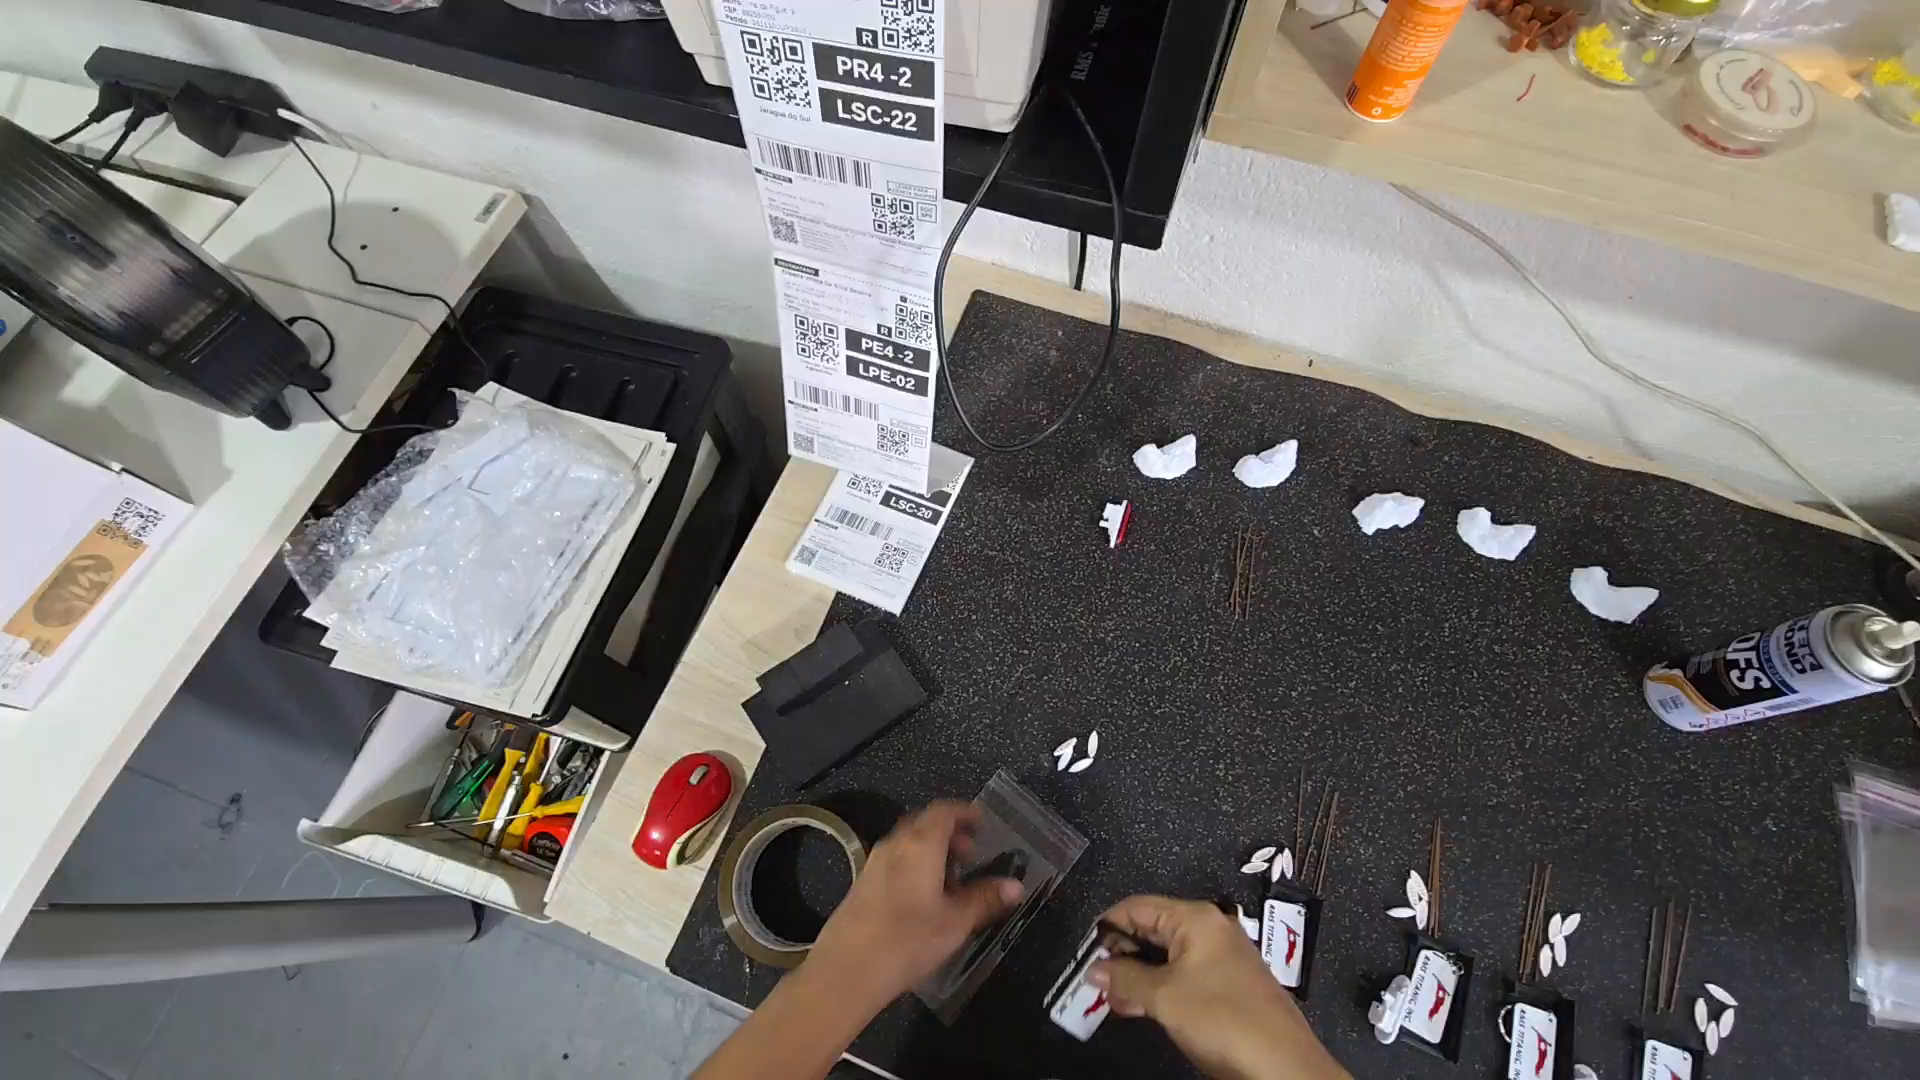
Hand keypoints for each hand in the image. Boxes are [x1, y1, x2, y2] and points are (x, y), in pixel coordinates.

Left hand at [801, 800, 1024, 1010]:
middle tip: (970, 853)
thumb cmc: (907, 942)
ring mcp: (874, 862)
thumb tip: (1015, 885)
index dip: (964, 812)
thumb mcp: (955, 923)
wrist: (845, 971)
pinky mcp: (862, 882)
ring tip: (949, 878)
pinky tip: (921, 896)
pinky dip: (913, 862)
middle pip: (924, 822)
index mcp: (920, 845)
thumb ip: (985, 900)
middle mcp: (895, 844)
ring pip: (908, 841)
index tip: (981, 822)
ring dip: (930, 848)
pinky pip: (895, 858)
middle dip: (949, 832)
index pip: (944, 811)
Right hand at [1088, 896, 1348, 1079]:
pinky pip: (1184, 973)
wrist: (1286, 1070)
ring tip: (1114, 1002)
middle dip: (1122, 953)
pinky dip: (1160, 986)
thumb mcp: (1164, 998)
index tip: (1084, 953)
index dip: (1107, 926)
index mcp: (1195, 918)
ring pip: (1167, 955)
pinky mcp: (1229, 984)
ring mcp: (1222, 957)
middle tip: (1096, 982)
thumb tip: (1094, 970)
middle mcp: (1209, 928)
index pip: (1137, 906)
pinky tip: (1143, 1008)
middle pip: (1152, 928)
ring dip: (1138, 974)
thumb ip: (1125, 979)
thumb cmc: (1221, 1019)